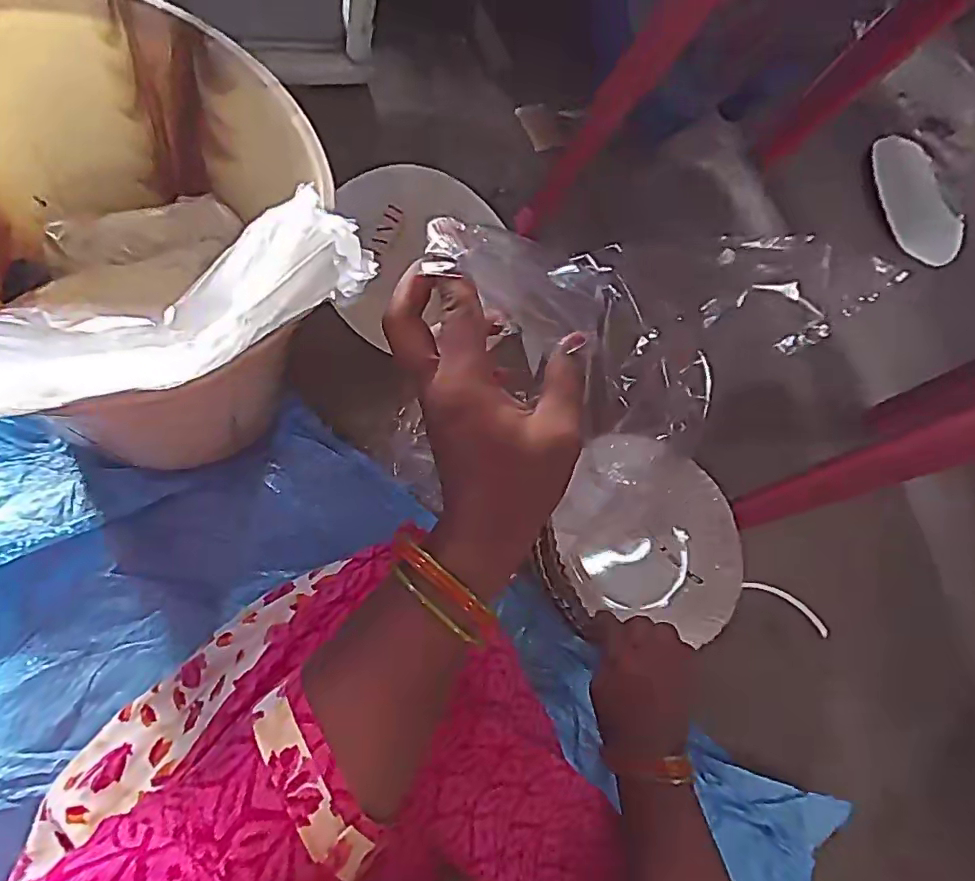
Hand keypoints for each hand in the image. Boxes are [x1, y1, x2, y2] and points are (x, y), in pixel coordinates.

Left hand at [384, 266, 586, 594]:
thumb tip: (572, 341)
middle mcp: (438, 385)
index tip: (467, 255)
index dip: (459, 281)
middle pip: (401, 326)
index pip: (453, 314)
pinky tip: (500, 353)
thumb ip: (563, 380)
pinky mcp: (441, 416)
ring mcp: (434, 401)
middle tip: (435, 266)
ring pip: (417, 346)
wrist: (484, 532)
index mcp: (464, 382)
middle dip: (411, 288)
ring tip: (487, 308)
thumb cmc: (521, 486)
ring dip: (436, 318)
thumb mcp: (558, 433)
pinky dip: (455, 348)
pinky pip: (437, 368)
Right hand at [590, 613, 698, 758]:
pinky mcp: (690, 666)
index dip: (600, 625)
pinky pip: (679, 646)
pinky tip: (664, 666)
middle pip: (638, 622)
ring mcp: (673, 656)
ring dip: (652, 638)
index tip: (598, 631)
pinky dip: (670, 652)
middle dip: (629, 632)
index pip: (608, 622)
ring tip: (647, 653)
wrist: (650, 749)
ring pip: (662, 630)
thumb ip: (604, 658)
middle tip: (624, 646)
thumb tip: (607, 644)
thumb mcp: (598, 686)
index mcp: (620, 654)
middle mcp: (649, 648)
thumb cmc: (617, 721)